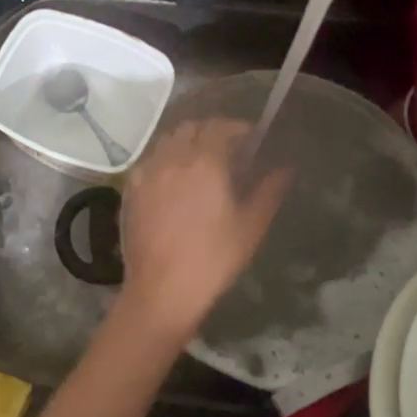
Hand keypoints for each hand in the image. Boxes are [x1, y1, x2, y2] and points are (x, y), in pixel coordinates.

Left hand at [117, 119, 293, 339]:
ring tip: (201, 159)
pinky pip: (150, 159)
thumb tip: (285, 169)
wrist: (162, 289)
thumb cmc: (213, 259)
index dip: (237, 127)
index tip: (251, 137)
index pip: (220, 127)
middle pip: (191, 128)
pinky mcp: (131, 188)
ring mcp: (148, 171)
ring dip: (186, 141)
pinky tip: (174, 177)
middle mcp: (173, 157)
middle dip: (211, 130)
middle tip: (228, 147)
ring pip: (167, 140)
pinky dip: (165, 158)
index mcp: (205, 161)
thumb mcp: (250, 227)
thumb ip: (268, 191)